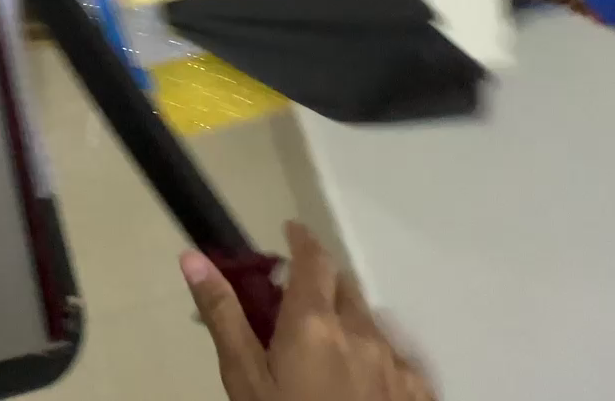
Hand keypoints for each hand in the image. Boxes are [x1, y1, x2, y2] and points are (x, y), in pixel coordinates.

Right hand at [182, 221, 435, 400]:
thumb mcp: (244, 378)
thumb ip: (222, 314)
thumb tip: (192, 256)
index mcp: (313, 322)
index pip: (313, 259)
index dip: (301, 239)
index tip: (290, 230)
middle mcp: (362, 334)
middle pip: (345, 285)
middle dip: (321, 280)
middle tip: (294, 297)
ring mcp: (399, 368)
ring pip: (371, 322)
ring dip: (347, 317)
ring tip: (326, 344)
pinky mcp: (422, 398)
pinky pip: (400, 358)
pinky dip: (377, 352)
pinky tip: (362, 377)